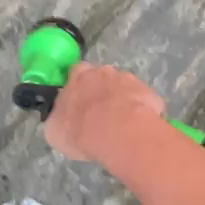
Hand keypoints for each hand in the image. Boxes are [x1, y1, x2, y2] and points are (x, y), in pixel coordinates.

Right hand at [43, 63, 165, 161]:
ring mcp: (129, 80)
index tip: (80, 100)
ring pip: (125, 88)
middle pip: (103, 77)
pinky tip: (138, 127)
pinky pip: (143, 100)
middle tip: (102, 114)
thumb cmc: (81, 131)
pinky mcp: (149, 92)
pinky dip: (141, 110)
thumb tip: (59, 117)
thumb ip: (58, 117)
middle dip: (103, 92)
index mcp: (79, 76)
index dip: (79, 85)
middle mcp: (105, 72)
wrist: (119, 133)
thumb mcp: (55, 130)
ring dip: (123, 101)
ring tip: (122, 124)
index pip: (76, 71)